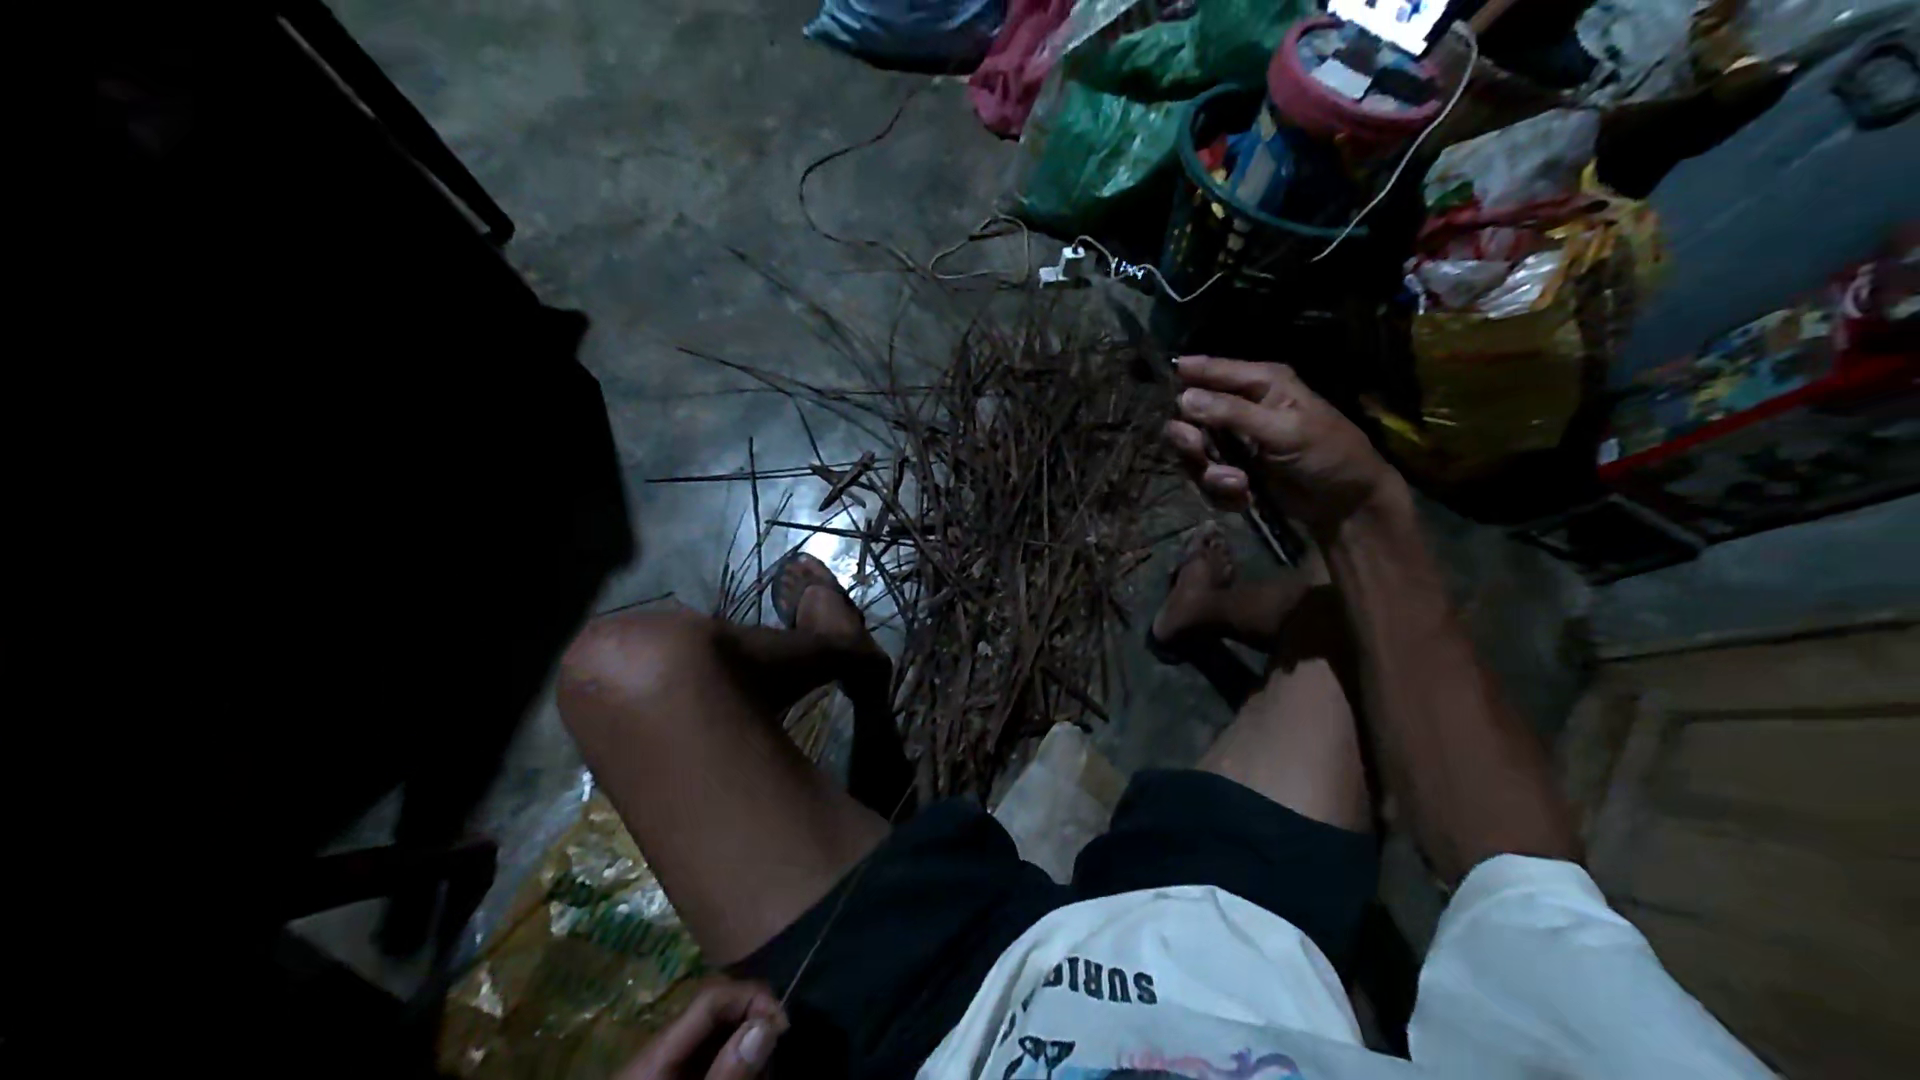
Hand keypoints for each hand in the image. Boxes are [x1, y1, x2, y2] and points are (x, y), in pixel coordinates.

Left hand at [616, 978, 789, 1079]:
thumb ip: (727, 1074)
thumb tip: (768, 1024)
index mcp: (656, 1052)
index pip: (710, 998)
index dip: (751, 999)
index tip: (783, 1025)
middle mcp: (660, 1050)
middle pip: (716, 1011)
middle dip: (754, 1021)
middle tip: (778, 1051)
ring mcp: (665, 1067)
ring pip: (718, 1033)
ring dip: (748, 1043)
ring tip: (766, 1070)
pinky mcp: (674, 1078)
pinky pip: (711, 1055)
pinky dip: (735, 1060)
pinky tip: (750, 1076)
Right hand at [1164, 356, 1404, 539]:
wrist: (1346, 504)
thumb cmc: (1328, 454)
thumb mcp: (1283, 430)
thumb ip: (1232, 414)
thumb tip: (1184, 398)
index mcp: (1260, 383)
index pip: (1211, 370)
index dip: (1185, 376)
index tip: (1162, 385)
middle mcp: (1240, 408)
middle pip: (1189, 416)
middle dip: (1191, 439)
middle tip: (1199, 450)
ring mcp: (1234, 443)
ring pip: (1193, 453)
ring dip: (1211, 473)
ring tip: (1239, 484)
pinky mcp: (1232, 472)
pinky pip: (1206, 480)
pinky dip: (1222, 493)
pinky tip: (1244, 498)